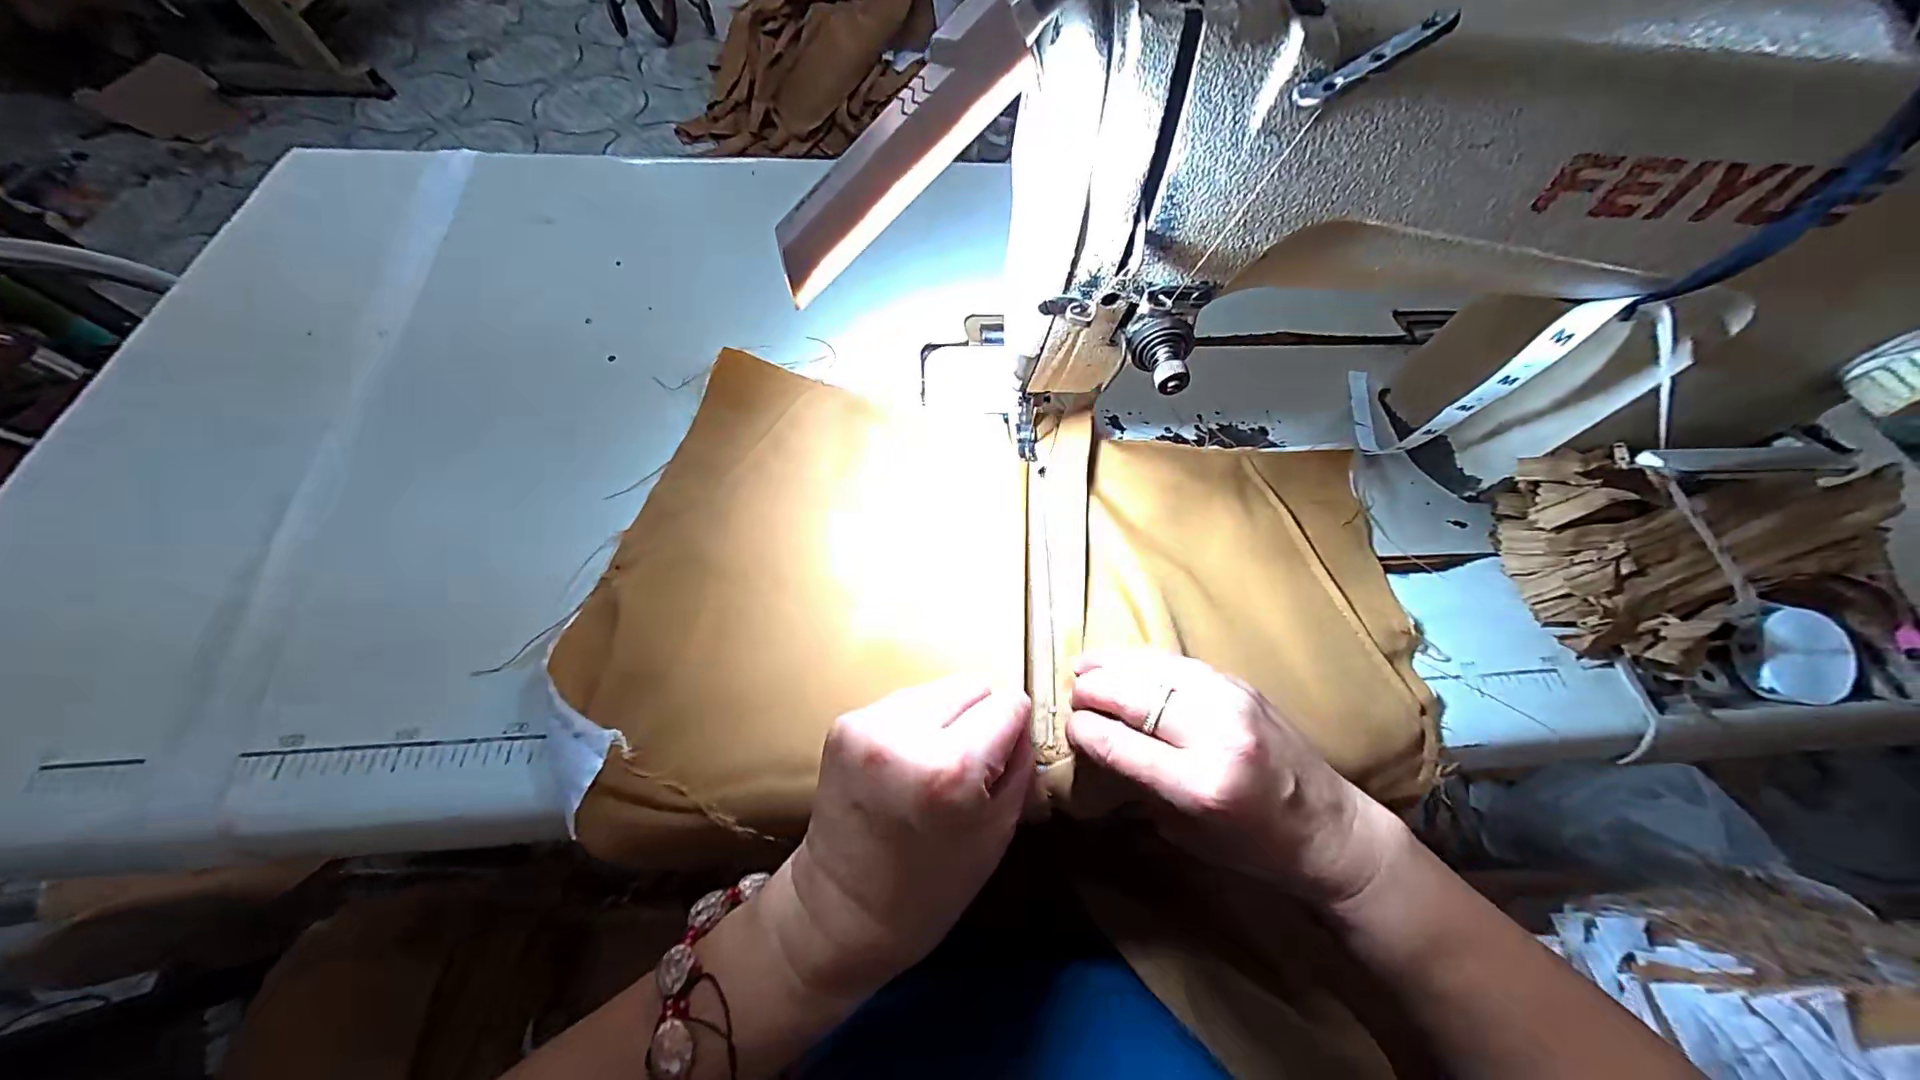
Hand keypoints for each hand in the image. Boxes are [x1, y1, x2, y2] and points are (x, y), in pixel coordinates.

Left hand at [771, 677, 1032, 1001]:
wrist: (842, 911)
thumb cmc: (933, 887)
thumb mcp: (999, 831)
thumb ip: (1019, 764)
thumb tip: (1023, 720)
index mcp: (952, 768)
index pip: (1009, 703)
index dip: (1016, 729)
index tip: (1006, 758)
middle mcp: (906, 734)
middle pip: (973, 685)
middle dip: (983, 717)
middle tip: (972, 763)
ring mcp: (868, 724)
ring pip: (939, 688)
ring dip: (950, 716)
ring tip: (936, 761)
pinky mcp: (845, 723)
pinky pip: (906, 701)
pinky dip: (918, 722)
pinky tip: (909, 760)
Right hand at [1065, 647, 1403, 907]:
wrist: (1331, 830)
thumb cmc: (1254, 848)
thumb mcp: (1186, 832)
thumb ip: (1139, 783)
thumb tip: (1097, 741)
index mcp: (1200, 785)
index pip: (1119, 743)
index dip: (1083, 730)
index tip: (1068, 728)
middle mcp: (1216, 734)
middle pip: (1132, 696)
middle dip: (1091, 692)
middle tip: (1071, 697)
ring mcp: (1232, 701)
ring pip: (1153, 668)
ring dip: (1111, 665)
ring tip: (1082, 666)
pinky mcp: (1241, 685)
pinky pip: (1178, 662)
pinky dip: (1143, 660)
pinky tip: (1123, 661)